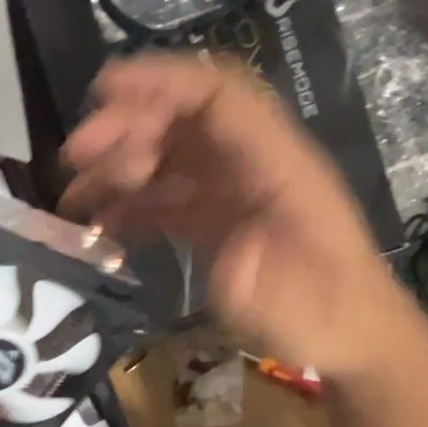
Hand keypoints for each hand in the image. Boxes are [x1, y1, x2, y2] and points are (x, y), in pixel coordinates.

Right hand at [59, 55, 425, 379]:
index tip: (103, 92)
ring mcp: (233, 194)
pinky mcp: (218, 224)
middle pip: (183, 121)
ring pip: (168, 157)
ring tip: (74, 197)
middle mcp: (252, 167)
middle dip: (125, 127)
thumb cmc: (331, 321)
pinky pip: (167, 198)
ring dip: (118, 167)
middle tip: (74, 159)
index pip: (219, 100)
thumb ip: (263, 279)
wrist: (353, 341)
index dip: (162, 85)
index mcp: (279, 167)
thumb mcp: (299, 307)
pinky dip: (129, 205)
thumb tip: (231, 252)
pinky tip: (98, 227)